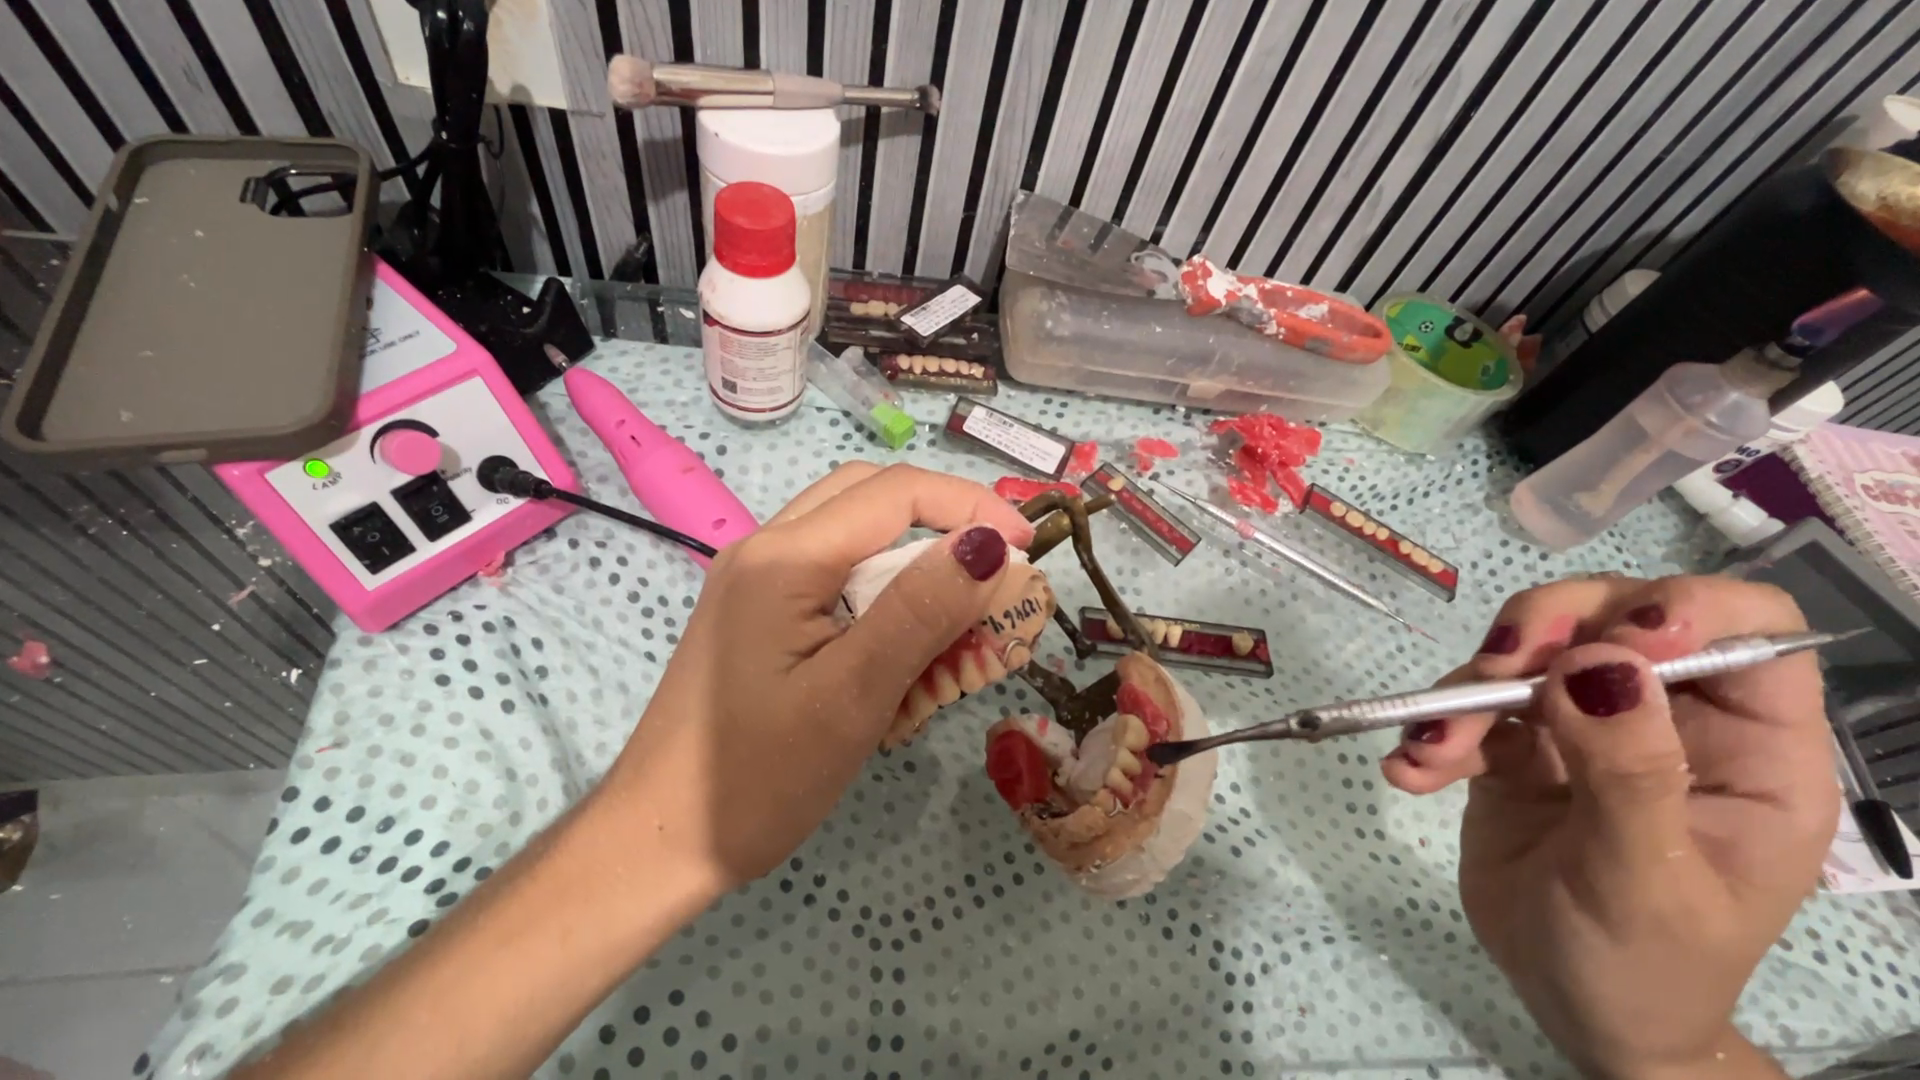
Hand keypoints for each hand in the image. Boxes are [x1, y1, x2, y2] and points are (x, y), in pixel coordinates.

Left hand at [601, 463, 1035, 888]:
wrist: (660, 842)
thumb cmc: (759, 778)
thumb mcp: (852, 696)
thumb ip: (920, 612)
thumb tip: (988, 543)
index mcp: (784, 559)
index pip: (896, 493)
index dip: (971, 507)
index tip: (1031, 548)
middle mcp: (765, 550)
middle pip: (872, 499)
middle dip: (945, 524)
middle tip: (998, 573)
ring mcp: (755, 582)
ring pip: (854, 537)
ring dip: (914, 562)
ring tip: (959, 616)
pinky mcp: (757, 616)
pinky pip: (833, 577)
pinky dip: (882, 593)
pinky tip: (903, 645)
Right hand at [1382, 576, 1835, 1077]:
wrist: (1570, 1005)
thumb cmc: (1645, 962)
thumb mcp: (1645, 879)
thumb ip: (1629, 770)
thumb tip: (1593, 664)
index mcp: (1750, 749)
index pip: (1747, 630)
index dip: (1684, 610)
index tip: (1610, 644)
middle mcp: (1668, 718)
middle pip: (1614, 615)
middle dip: (1546, 630)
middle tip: (1493, 668)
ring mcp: (1584, 726)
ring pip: (1530, 652)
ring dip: (1467, 691)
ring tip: (1431, 754)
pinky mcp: (1516, 746)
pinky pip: (1470, 705)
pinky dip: (1432, 731)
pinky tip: (1410, 773)